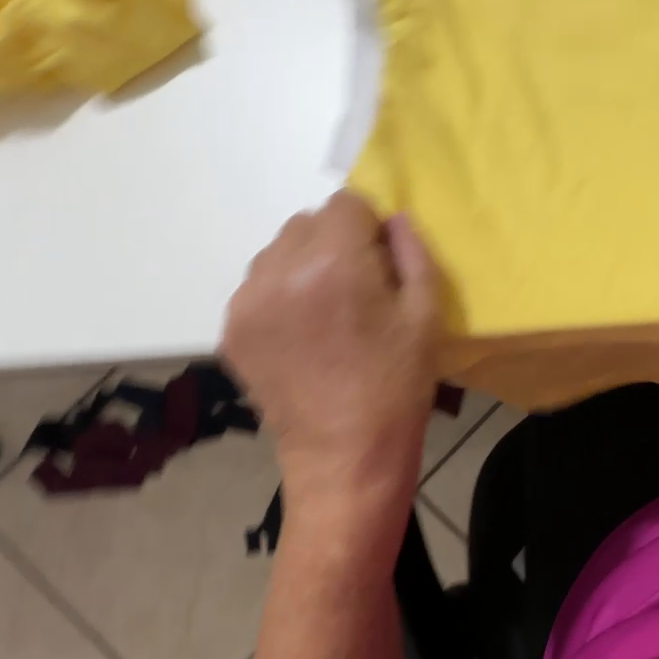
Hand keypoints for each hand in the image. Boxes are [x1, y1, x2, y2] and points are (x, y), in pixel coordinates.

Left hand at [222, 192, 440, 495]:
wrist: (346, 454)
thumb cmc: (398, 386)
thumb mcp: (426, 317)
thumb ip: (413, 255)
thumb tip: (393, 221)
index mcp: (335, 265)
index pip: (346, 203)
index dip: (370, 228)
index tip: (382, 263)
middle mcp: (280, 271)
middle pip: (307, 222)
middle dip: (336, 243)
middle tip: (358, 291)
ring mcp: (248, 301)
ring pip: (278, 252)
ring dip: (304, 266)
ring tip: (327, 315)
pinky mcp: (232, 329)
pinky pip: (259, 287)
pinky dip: (282, 296)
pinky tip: (304, 336)